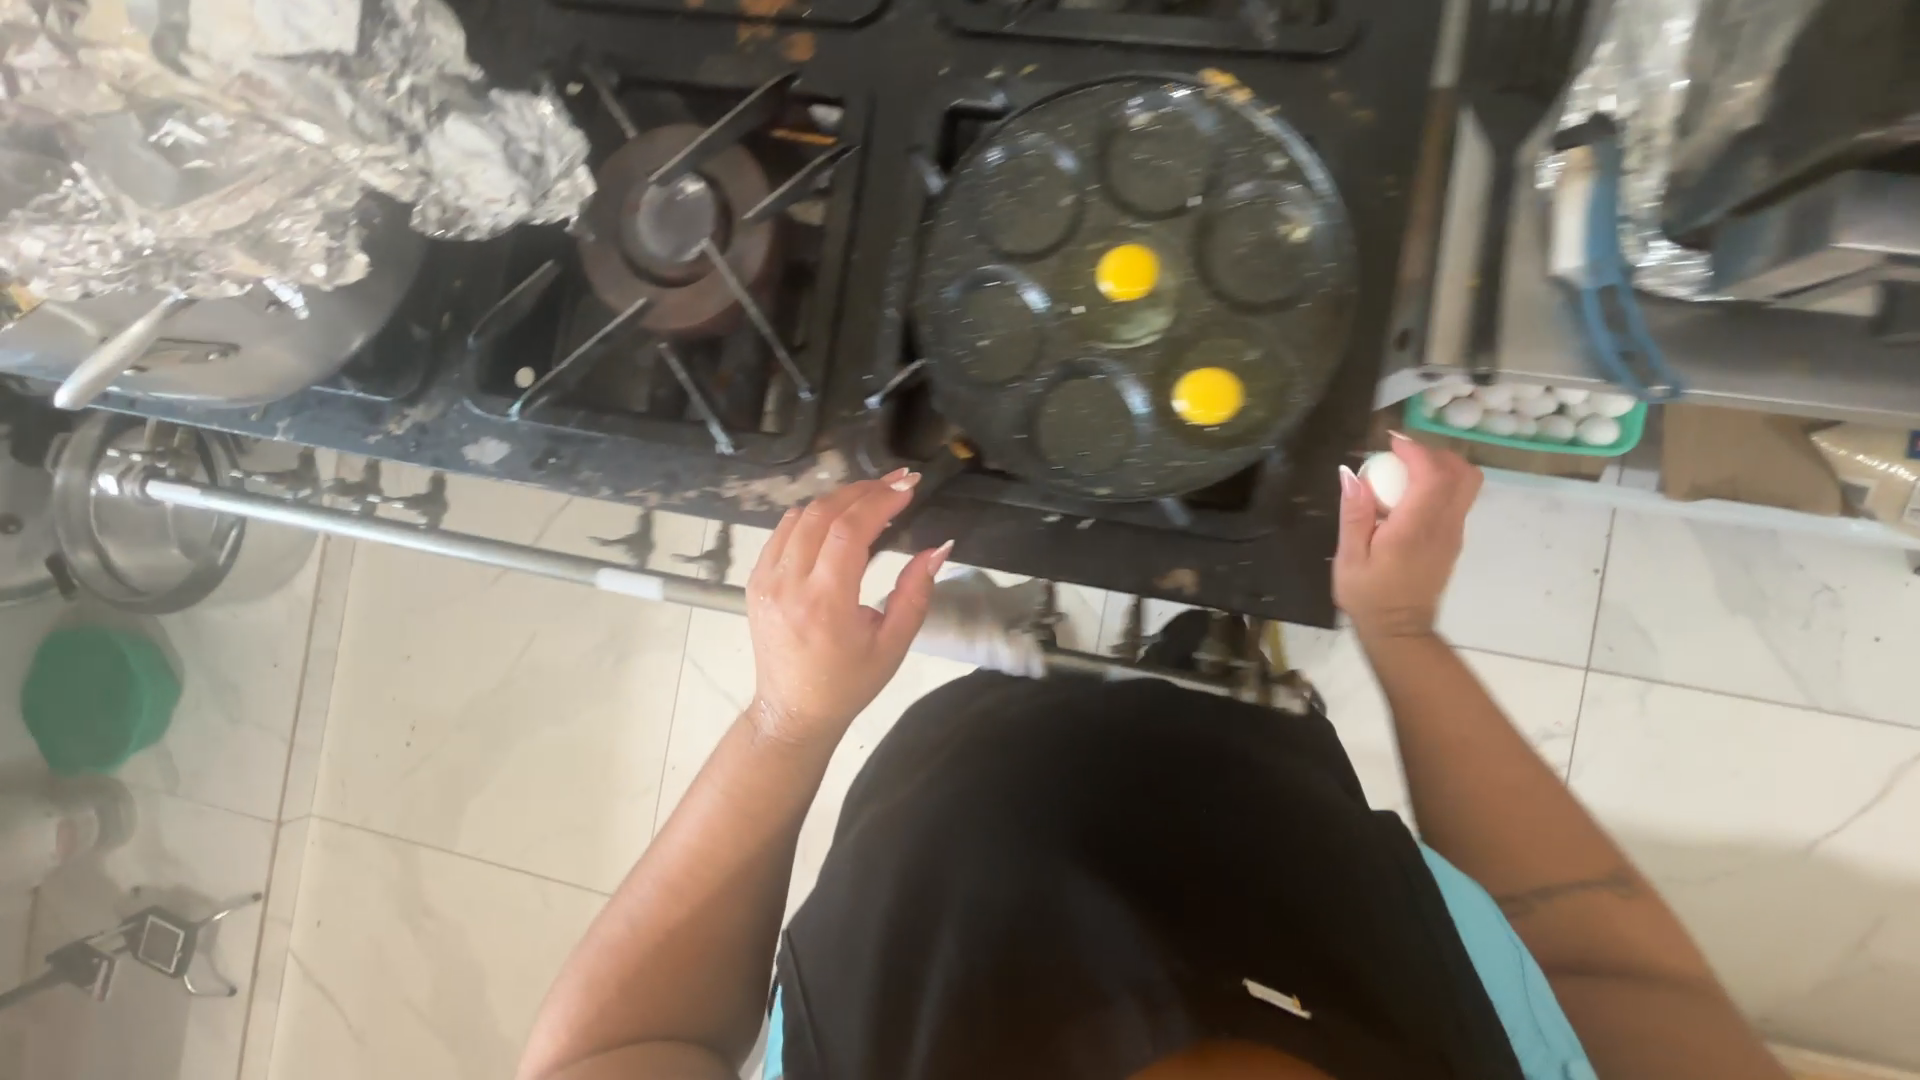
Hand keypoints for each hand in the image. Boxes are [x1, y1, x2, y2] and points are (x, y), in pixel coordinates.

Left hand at [744, 471, 953, 747]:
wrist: (793, 711)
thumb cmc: (849, 683)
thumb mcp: (893, 645)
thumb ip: (916, 593)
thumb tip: (939, 547)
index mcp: (824, 603)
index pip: (849, 530)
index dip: (880, 501)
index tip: (909, 487)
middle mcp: (788, 584)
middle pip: (823, 513)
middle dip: (863, 490)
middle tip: (897, 483)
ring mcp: (765, 580)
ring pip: (800, 516)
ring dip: (838, 499)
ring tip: (872, 496)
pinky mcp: (756, 581)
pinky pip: (783, 532)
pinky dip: (813, 516)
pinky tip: (837, 518)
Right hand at [1333, 433, 1481, 641]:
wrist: (1398, 629)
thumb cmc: (1367, 595)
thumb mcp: (1349, 557)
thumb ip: (1354, 514)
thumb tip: (1351, 475)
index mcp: (1415, 529)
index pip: (1432, 476)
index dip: (1415, 451)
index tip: (1390, 441)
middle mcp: (1443, 527)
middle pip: (1463, 474)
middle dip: (1435, 453)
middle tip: (1401, 454)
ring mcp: (1453, 534)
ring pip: (1466, 485)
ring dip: (1440, 467)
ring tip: (1404, 471)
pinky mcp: (1452, 540)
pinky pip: (1456, 500)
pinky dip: (1439, 485)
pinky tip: (1407, 495)